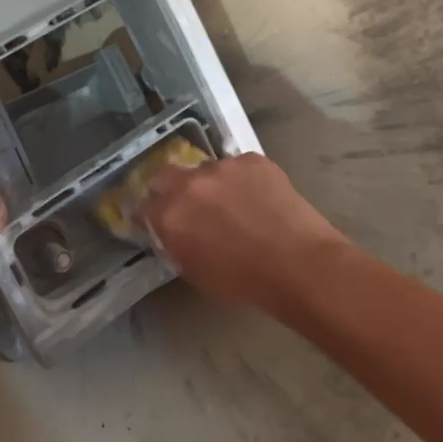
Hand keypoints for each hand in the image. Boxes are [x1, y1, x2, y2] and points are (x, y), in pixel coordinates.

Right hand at [137, 152, 350, 316]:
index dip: (148, 215)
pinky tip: (260, 199)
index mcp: (169, 216)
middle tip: (189, 206)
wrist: (300, 266)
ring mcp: (222, 167)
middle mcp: (188, 184)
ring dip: (210, 184)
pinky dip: (243, 180)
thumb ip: (177, 244)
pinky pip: (238, 167)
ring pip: (205, 170)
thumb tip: (174, 233)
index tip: (155, 221)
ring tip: (234, 204)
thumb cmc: (245, 282)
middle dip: (170, 188)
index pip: (142, 207)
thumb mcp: (196, 272)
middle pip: (164, 175)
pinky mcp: (252, 159)